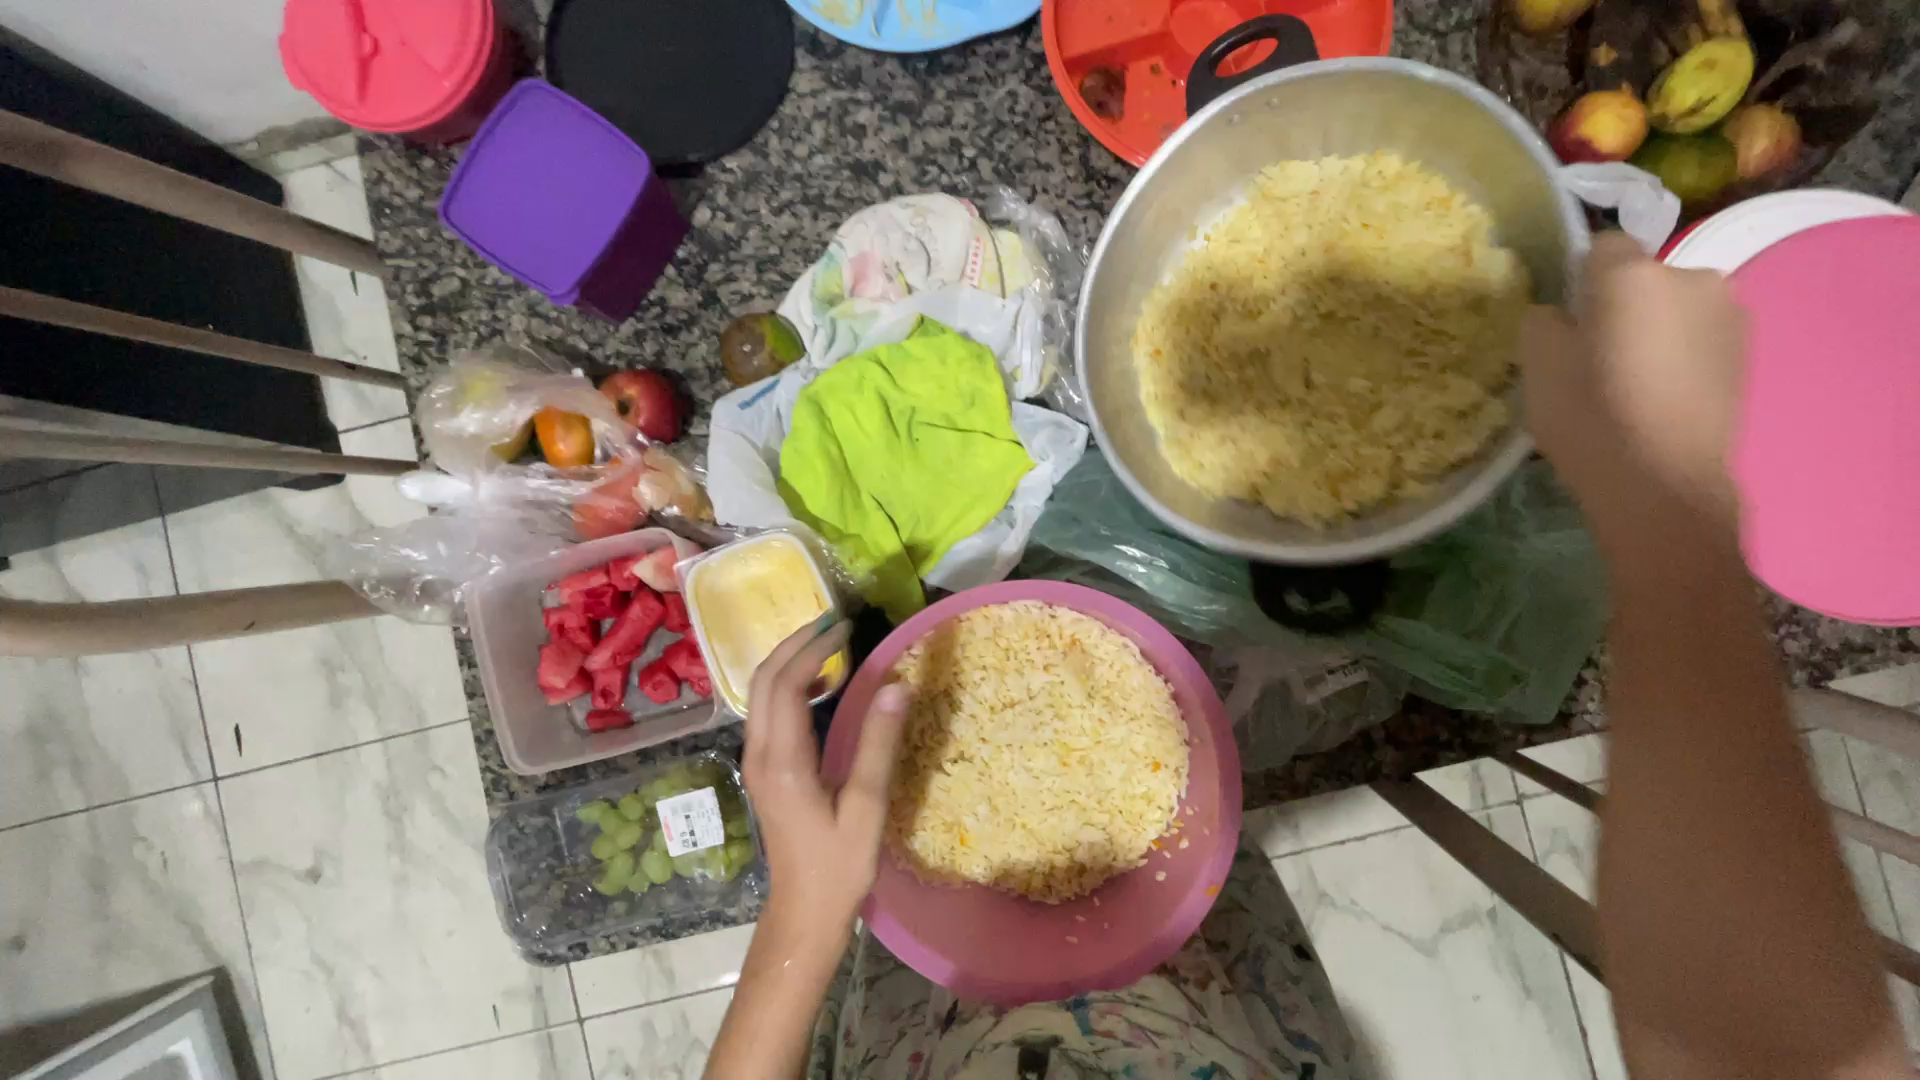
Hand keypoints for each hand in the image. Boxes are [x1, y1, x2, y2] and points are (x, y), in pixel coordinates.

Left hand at [741, 617, 909, 940]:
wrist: (802, 911)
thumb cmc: (838, 865)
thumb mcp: (866, 807)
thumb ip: (877, 744)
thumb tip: (897, 685)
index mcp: (784, 760)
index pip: (786, 684)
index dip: (813, 648)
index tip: (845, 627)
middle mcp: (760, 753)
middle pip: (764, 680)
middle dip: (796, 643)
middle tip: (835, 623)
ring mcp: (757, 761)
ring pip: (761, 693)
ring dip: (790, 661)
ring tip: (830, 644)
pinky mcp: (764, 769)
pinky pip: (768, 710)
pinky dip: (790, 684)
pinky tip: (821, 687)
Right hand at [1520, 232, 1747, 558]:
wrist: (1661, 479)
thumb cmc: (1588, 415)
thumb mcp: (1536, 366)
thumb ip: (1542, 321)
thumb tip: (1556, 312)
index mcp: (1633, 275)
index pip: (1600, 245)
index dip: (1574, 276)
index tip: (1559, 315)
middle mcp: (1692, 278)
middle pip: (1640, 278)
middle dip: (1616, 304)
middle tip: (1587, 354)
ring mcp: (1728, 313)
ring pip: (1670, 308)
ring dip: (1647, 329)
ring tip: (1622, 380)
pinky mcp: (1745, 351)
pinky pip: (1695, 336)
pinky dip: (1673, 354)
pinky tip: (1653, 395)